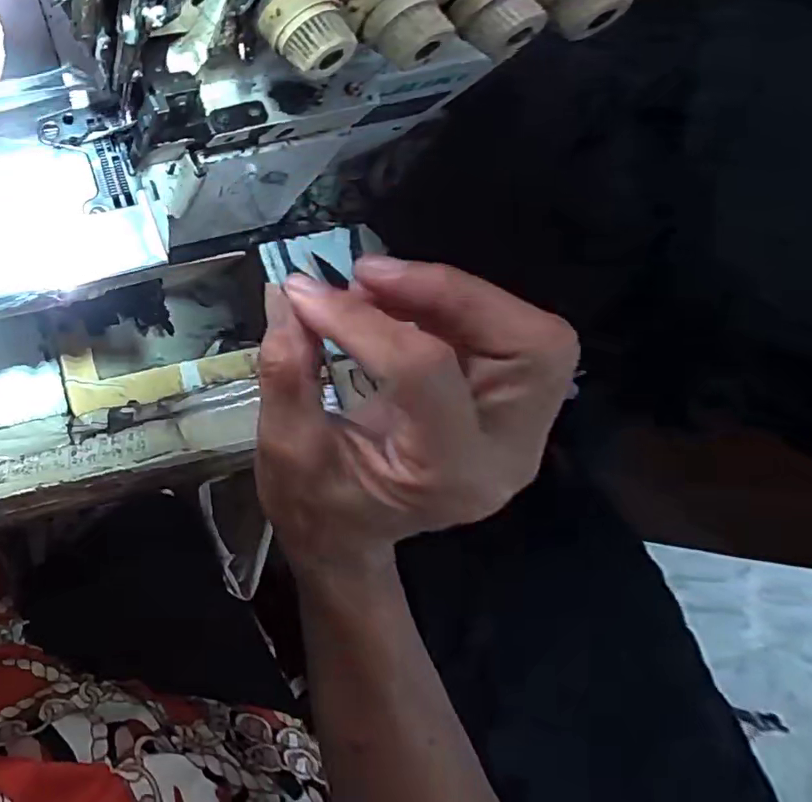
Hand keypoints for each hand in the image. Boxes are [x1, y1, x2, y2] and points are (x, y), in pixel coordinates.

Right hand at [255, 256, 578, 574]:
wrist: (343, 536)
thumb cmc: (310, 503)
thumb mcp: (282, 445)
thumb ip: (286, 371)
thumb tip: (290, 297)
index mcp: (447, 473)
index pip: (423, 371)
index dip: (358, 320)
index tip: (302, 294)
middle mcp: (507, 451)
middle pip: (529, 345)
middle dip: (448, 293)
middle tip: (365, 274)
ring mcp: (518, 429)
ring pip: (528, 334)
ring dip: (450, 294)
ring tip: (371, 284)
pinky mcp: (504, 408)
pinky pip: (502, 338)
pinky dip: (447, 305)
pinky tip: (389, 300)